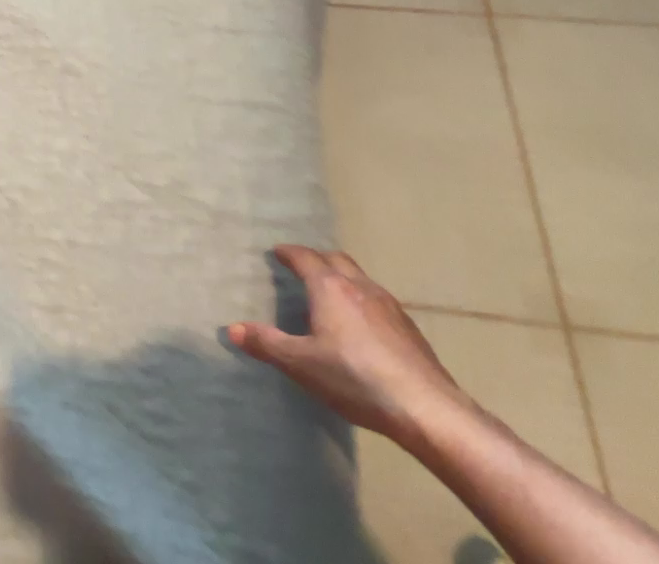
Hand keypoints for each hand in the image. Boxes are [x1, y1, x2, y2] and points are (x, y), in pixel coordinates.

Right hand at [226, 245, 473, 444]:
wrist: (425, 408)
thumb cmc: (354, 378)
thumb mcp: (301, 364)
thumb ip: (266, 344)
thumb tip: (232, 328)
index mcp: (331, 289)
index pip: (306, 258)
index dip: (290, 253)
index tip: (278, 252)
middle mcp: (361, 288)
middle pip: (337, 260)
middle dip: (317, 259)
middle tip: (301, 267)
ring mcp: (389, 306)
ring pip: (360, 278)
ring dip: (341, 277)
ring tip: (328, 293)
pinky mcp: (408, 327)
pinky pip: (377, 299)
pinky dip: (360, 299)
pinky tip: (360, 324)